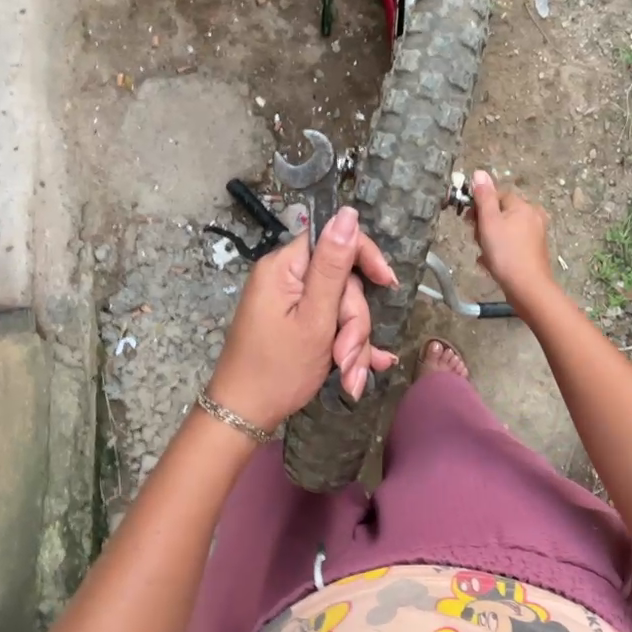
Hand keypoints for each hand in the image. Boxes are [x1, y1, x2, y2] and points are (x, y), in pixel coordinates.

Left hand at [206, 207, 399, 429]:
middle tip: (348, 357)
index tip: (388, 284)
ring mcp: (289, 302)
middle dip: (354, 322)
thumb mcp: (315, 318)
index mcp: (284, 267)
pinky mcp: (294, 323)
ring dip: (352, 342)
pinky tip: (357, 372)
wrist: (243, 418)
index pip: (334, 240)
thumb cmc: (278, 369)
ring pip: (340, 308)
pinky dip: (344, 346)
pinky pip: (329, 323)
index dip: (365, 259)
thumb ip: (334, 265)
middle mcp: (285, 278)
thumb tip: (349, 212)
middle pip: (342, 283)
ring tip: (350, 377)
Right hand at [469, 170, 555, 298]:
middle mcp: (533, 216)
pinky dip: (500, 251)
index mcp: (523, 206)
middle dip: (485, 225)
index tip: (469, 221)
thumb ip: (483, 197)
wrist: (527, 288)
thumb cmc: (506, 253)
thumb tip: (479, 173)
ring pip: (504, 229)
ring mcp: (535, 234)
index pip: (496, 195)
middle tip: (479, 241)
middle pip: (500, 212)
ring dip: (490, 240)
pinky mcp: (534, 251)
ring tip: (485, 255)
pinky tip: (492, 263)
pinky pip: (511, 244)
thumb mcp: (489, 222)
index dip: (480, 206)